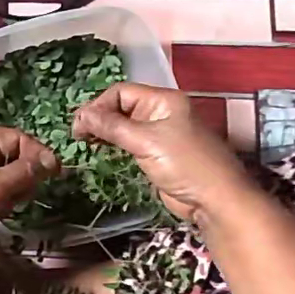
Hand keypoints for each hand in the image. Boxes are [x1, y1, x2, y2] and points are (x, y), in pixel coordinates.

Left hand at [0, 128, 60, 249]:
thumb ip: (25, 171)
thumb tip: (53, 160)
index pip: (15, 137)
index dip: (36, 152)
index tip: (55, 171)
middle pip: (14, 155)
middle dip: (24, 174)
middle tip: (23, 192)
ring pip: (11, 176)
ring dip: (15, 190)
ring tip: (6, 204)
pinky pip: (2, 192)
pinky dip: (6, 201)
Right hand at [70, 82, 255, 220]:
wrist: (216, 201)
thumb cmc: (184, 165)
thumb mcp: (145, 141)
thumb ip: (111, 126)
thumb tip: (80, 116)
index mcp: (163, 100)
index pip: (120, 92)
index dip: (98, 105)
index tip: (80, 125)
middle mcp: (160, 112)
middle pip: (120, 106)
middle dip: (98, 117)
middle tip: (78, 135)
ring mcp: (159, 132)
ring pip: (123, 123)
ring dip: (103, 130)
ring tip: (85, 142)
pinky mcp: (156, 152)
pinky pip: (129, 140)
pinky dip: (113, 142)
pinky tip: (101, 148)